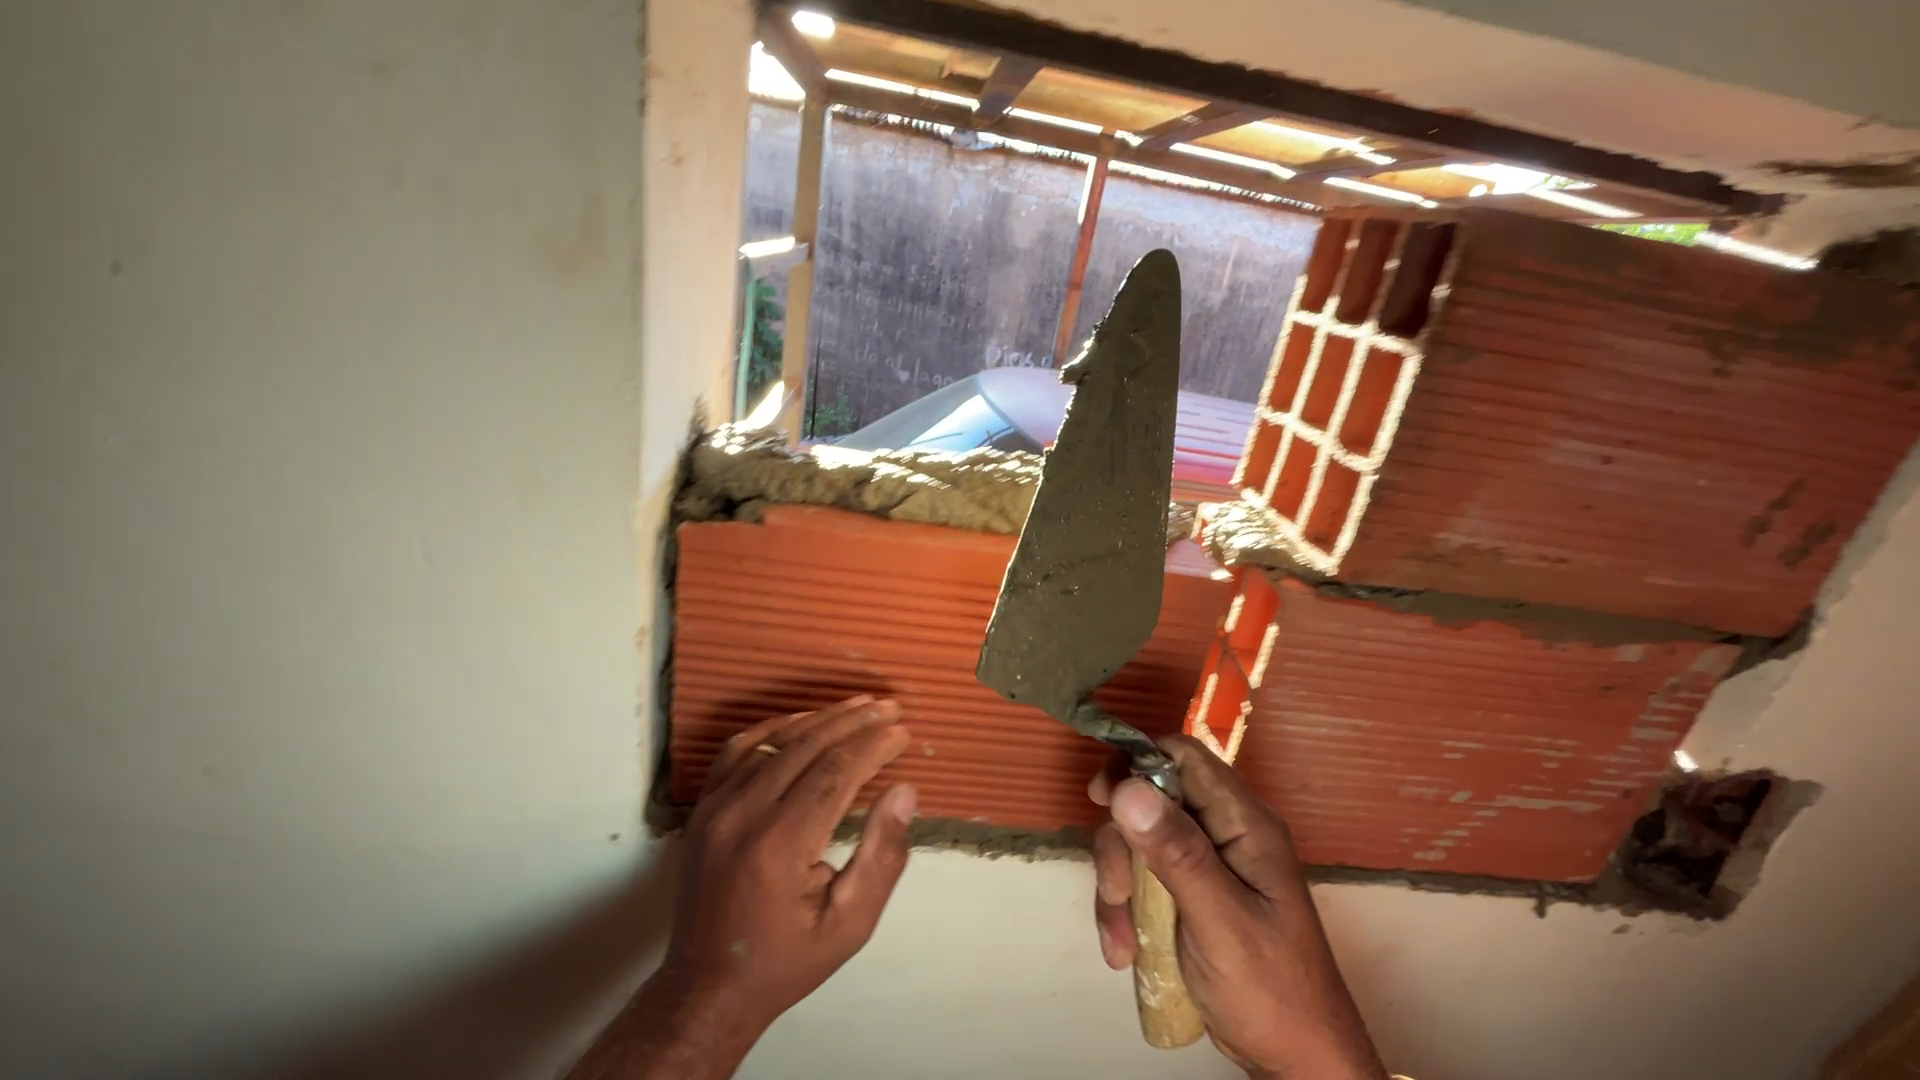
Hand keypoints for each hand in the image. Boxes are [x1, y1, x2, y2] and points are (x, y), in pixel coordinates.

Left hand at [569, 696, 915, 1079]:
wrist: (707, 988)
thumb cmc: (788, 960)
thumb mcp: (851, 925)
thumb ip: (882, 856)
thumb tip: (904, 791)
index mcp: (780, 846)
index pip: (835, 772)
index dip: (873, 746)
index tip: (903, 732)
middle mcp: (742, 816)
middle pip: (805, 747)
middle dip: (853, 722)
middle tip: (890, 707)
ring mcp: (714, 809)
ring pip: (772, 742)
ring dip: (818, 719)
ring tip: (857, 706)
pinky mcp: (702, 809)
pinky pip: (737, 750)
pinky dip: (774, 729)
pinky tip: (801, 722)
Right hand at [1089, 735, 1384, 1079]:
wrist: (1296, 1061)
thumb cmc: (1270, 989)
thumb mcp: (1220, 921)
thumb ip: (1176, 852)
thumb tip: (1129, 787)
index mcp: (1244, 824)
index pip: (1184, 758)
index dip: (1139, 764)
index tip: (1100, 797)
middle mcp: (1224, 833)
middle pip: (1150, 803)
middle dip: (1122, 847)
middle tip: (1116, 893)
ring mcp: (1207, 864)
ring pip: (1138, 844)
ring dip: (1118, 889)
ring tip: (1121, 942)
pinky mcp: (1190, 894)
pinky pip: (1142, 881)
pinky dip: (1125, 911)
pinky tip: (1125, 951)